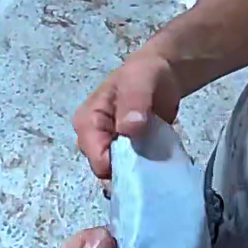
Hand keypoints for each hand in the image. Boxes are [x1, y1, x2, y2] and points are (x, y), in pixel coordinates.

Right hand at [73, 50, 182, 178]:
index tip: (145, 157)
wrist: (160, 74)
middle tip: (156, 159)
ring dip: (141, 172)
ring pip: (120, 174)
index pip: (97, 159)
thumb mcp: (139, 81)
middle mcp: (92, 140)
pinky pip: (132, 171)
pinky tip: (161, 162)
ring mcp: (108, 148)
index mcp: (86, 122)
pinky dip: (147, 170)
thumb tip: (129, 129)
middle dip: (131, 171)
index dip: (121, 164)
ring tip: (160, 158)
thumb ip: (134, 102)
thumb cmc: (144, 74)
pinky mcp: (124, 154)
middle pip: (107, 171)